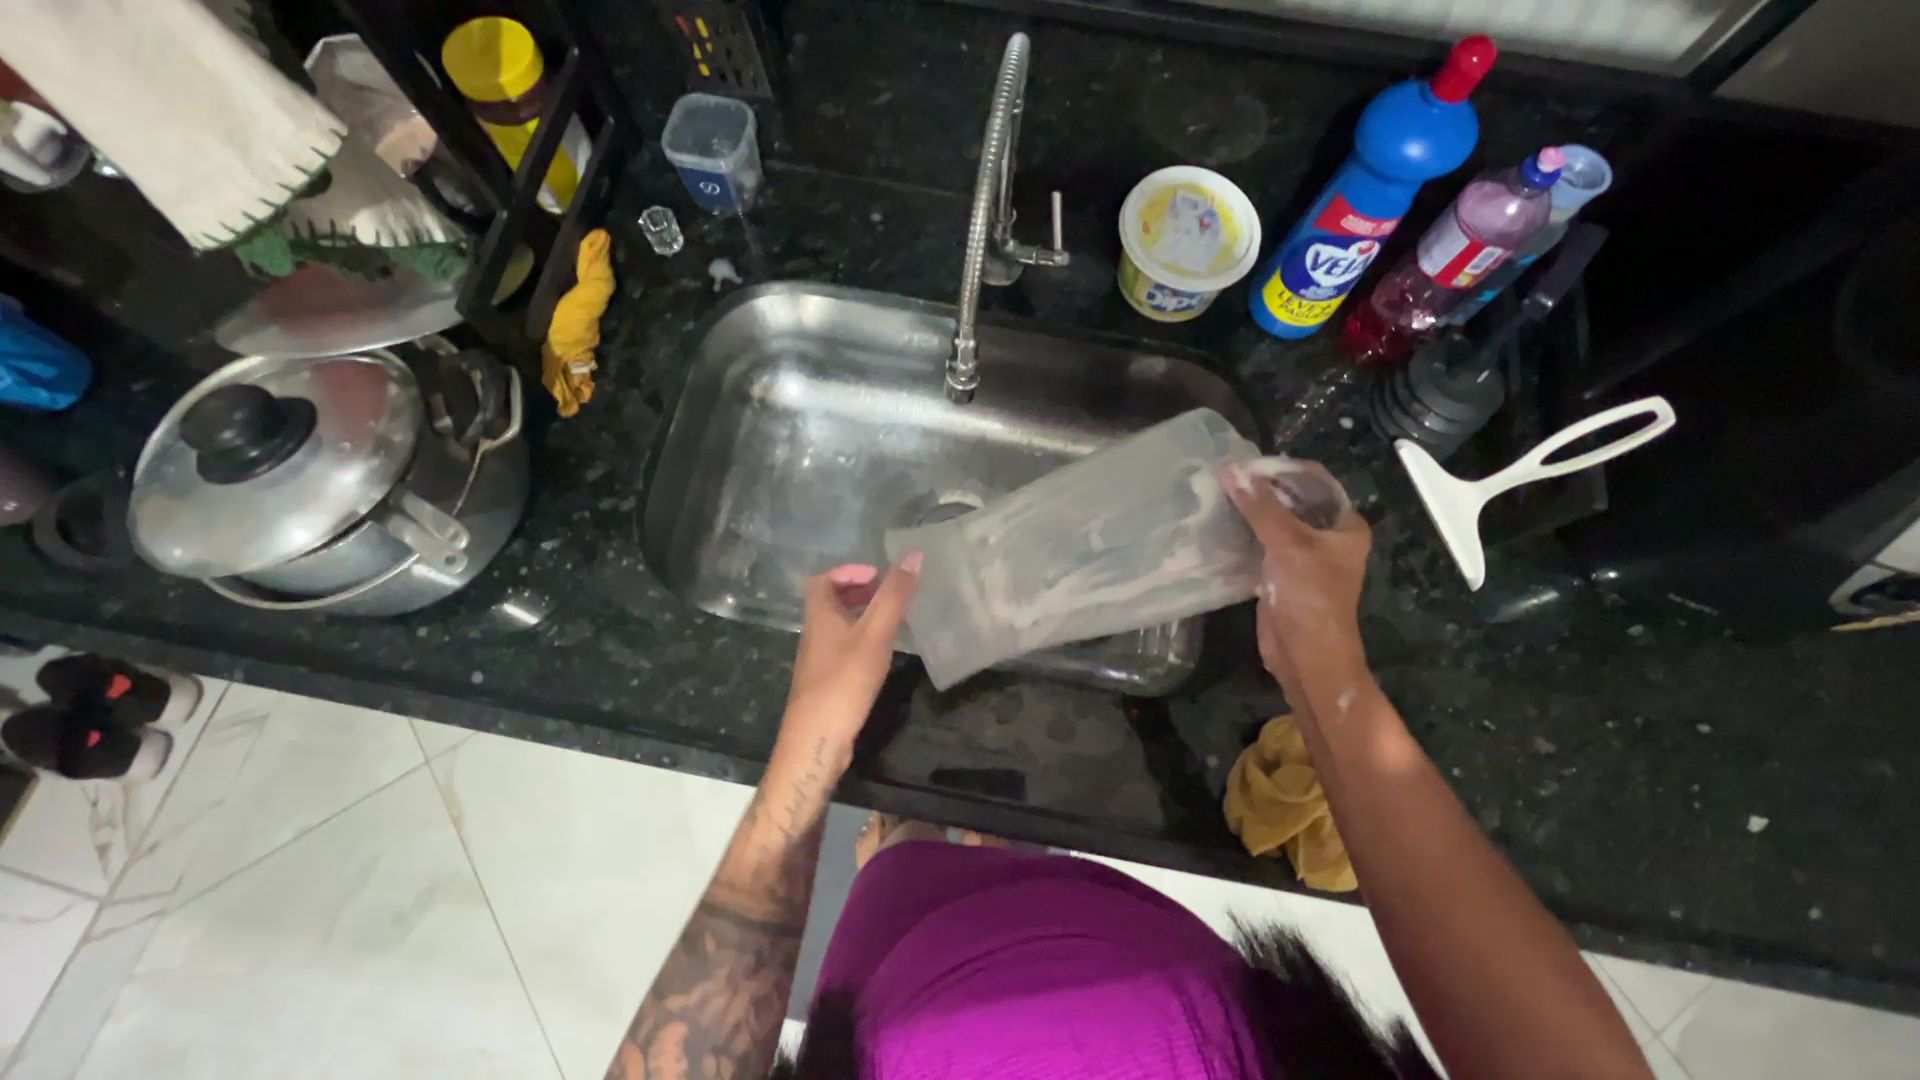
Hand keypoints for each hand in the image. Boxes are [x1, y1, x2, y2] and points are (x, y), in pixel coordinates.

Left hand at [780, 554, 921, 757]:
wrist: (817, 739)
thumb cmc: (844, 681)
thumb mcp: (875, 634)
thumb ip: (894, 596)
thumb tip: (914, 555)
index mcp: (819, 616)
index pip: (823, 580)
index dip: (848, 571)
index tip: (877, 576)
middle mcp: (814, 634)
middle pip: (829, 602)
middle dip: (857, 592)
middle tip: (888, 595)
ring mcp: (818, 660)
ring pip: (837, 627)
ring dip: (861, 617)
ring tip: (891, 621)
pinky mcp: (825, 683)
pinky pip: (842, 649)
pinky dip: (861, 641)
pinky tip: (881, 656)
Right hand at [1221, 459, 1371, 697]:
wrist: (1307, 655)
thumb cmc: (1311, 595)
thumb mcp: (1287, 543)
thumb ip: (1259, 506)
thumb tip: (1230, 469)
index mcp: (1345, 525)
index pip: (1314, 481)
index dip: (1282, 469)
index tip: (1246, 461)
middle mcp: (1328, 537)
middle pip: (1293, 501)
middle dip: (1262, 489)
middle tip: (1225, 475)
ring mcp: (1304, 557)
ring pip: (1275, 523)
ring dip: (1250, 512)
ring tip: (1217, 494)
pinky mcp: (1280, 575)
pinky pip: (1261, 545)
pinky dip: (1243, 534)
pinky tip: (1219, 523)